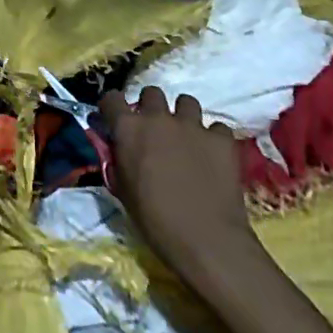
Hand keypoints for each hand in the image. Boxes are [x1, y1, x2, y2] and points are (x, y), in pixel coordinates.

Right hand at [99, 87, 250, 273]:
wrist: (205, 239)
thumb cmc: (155, 222)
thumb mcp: (124, 192)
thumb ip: (120, 161)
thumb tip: (121, 149)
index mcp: (129, 130)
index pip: (111, 98)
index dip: (112, 107)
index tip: (115, 118)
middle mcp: (159, 118)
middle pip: (152, 93)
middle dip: (151, 107)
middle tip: (155, 131)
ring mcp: (193, 124)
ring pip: (186, 102)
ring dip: (183, 117)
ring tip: (187, 139)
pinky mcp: (221, 137)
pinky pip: (216, 127)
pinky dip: (212, 138)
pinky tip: (213, 157)